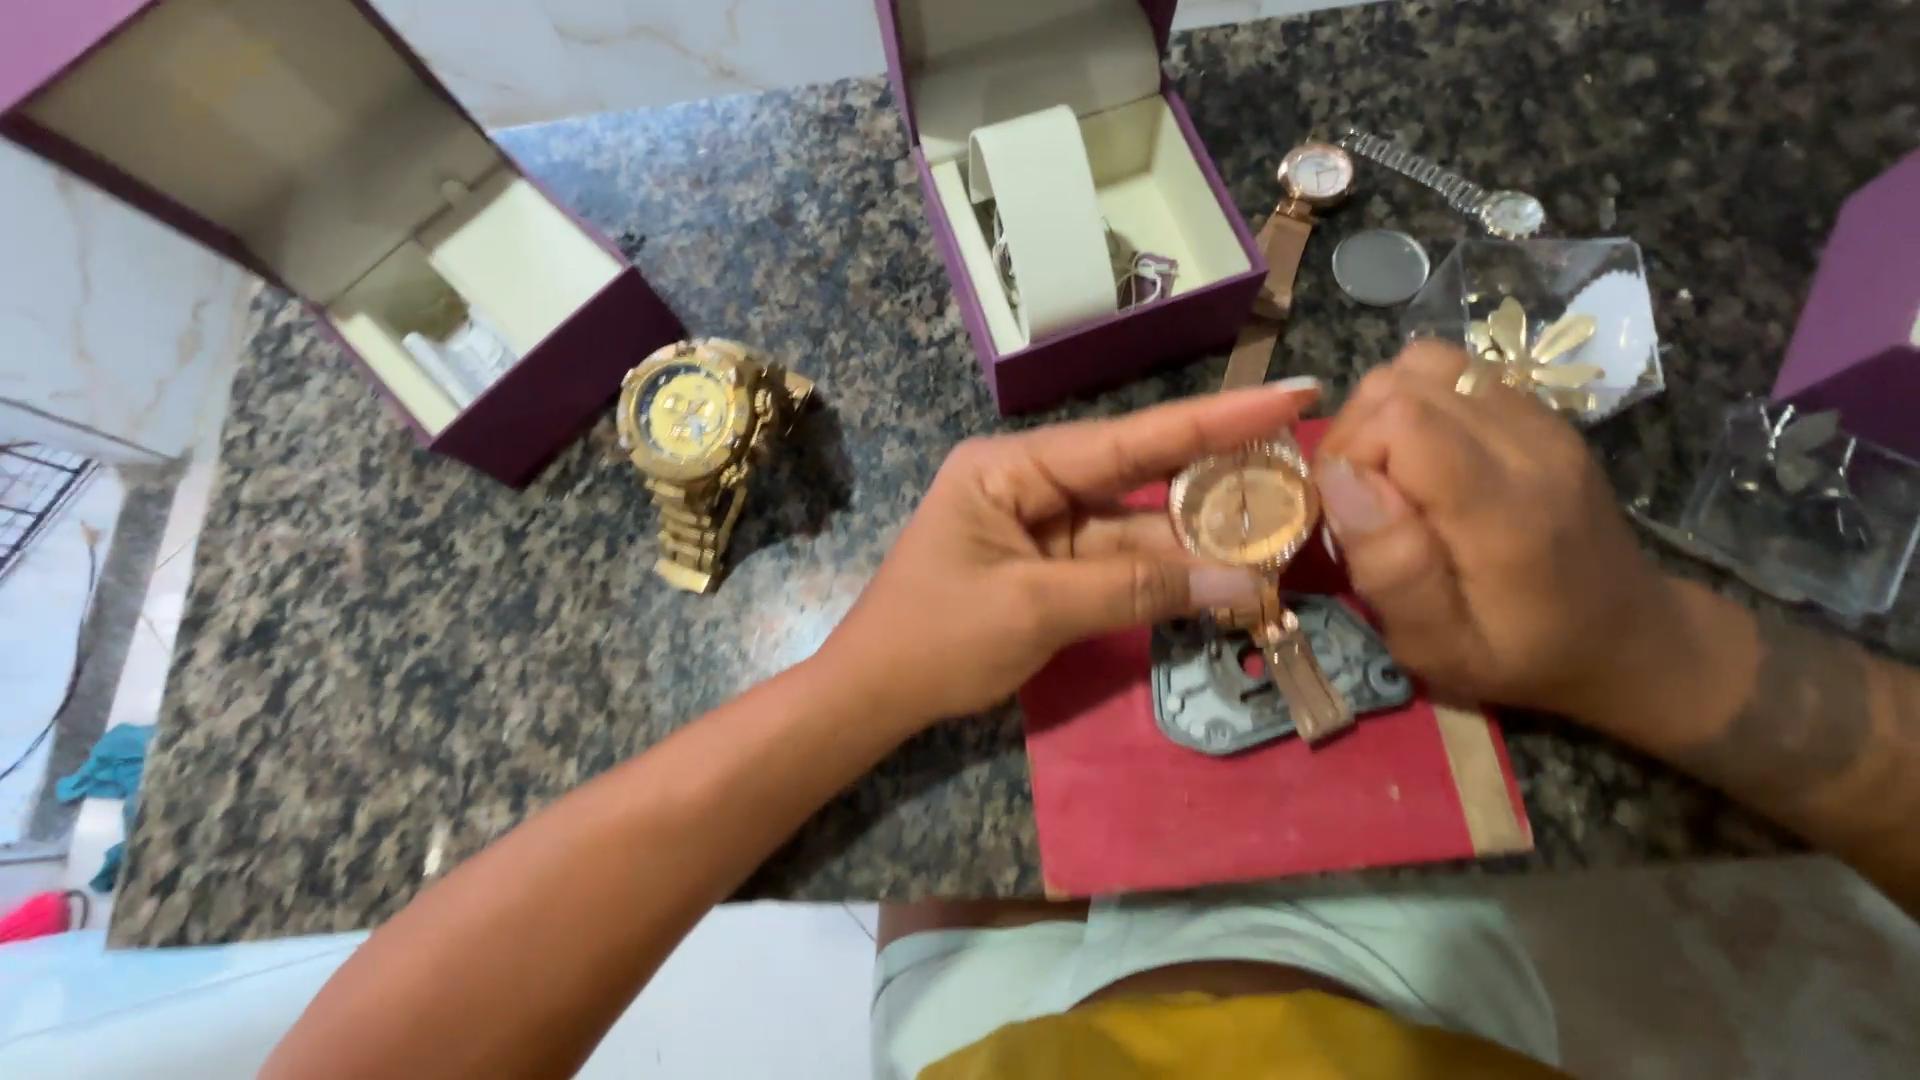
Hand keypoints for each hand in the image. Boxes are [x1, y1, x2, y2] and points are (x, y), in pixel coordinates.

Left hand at [818, 380, 1321, 730]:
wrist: (874, 693)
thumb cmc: (936, 638)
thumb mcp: (1034, 610)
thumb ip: (1135, 591)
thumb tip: (1239, 584)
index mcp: (1011, 467)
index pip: (1125, 439)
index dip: (1212, 420)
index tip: (1287, 393)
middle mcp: (1030, 483)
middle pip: (1136, 475)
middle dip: (1215, 475)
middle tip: (1301, 458)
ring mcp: (1040, 527)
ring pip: (1133, 527)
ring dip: (1196, 539)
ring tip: (1280, 530)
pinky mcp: (1048, 568)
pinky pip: (1116, 564)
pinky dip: (1163, 576)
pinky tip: (1220, 577)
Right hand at [1315, 343, 1680, 720]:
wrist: (1628, 640)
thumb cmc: (1521, 657)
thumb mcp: (1438, 647)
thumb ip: (1390, 568)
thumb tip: (1339, 480)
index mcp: (1505, 507)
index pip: (1398, 417)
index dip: (1347, 453)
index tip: (1344, 511)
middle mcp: (1529, 445)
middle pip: (1402, 383)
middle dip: (1354, 433)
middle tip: (1359, 498)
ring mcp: (1540, 420)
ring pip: (1422, 365)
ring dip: (1379, 413)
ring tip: (1384, 472)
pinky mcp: (1538, 413)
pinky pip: (1452, 372)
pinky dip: (1412, 405)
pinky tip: (1418, 458)